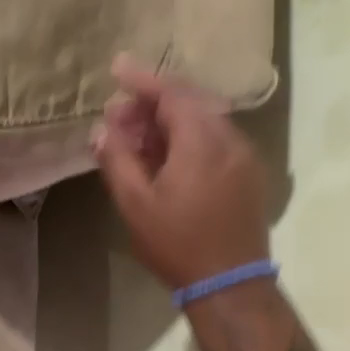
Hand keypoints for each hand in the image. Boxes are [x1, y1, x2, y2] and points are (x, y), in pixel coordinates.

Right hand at [91, 54, 271, 289]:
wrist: (229, 283)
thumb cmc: (176, 243)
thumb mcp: (135, 203)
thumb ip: (118, 160)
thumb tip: (103, 131)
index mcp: (202, 143)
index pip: (173, 94)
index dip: (143, 79)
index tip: (116, 67)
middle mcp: (230, 141)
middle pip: (190, 104)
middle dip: (151, 102)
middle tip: (116, 114)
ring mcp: (243, 157)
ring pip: (203, 122)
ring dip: (167, 122)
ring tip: (133, 137)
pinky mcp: (246, 175)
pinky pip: (213, 141)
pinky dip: (184, 138)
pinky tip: (162, 157)